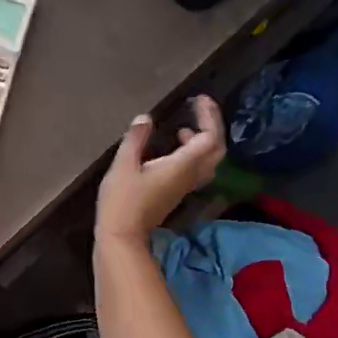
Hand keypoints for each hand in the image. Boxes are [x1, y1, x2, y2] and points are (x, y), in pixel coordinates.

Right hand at [95, 96, 226, 245]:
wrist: (121, 237)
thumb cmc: (122, 201)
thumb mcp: (123, 166)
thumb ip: (136, 139)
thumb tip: (145, 118)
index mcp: (182, 165)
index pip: (210, 136)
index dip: (209, 115)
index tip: (198, 100)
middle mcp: (190, 176)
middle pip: (216, 150)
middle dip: (212, 127)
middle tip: (198, 113)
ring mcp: (183, 188)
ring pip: (207, 162)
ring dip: (202, 142)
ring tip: (183, 129)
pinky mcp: (174, 195)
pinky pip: (194, 170)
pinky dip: (190, 155)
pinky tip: (171, 151)